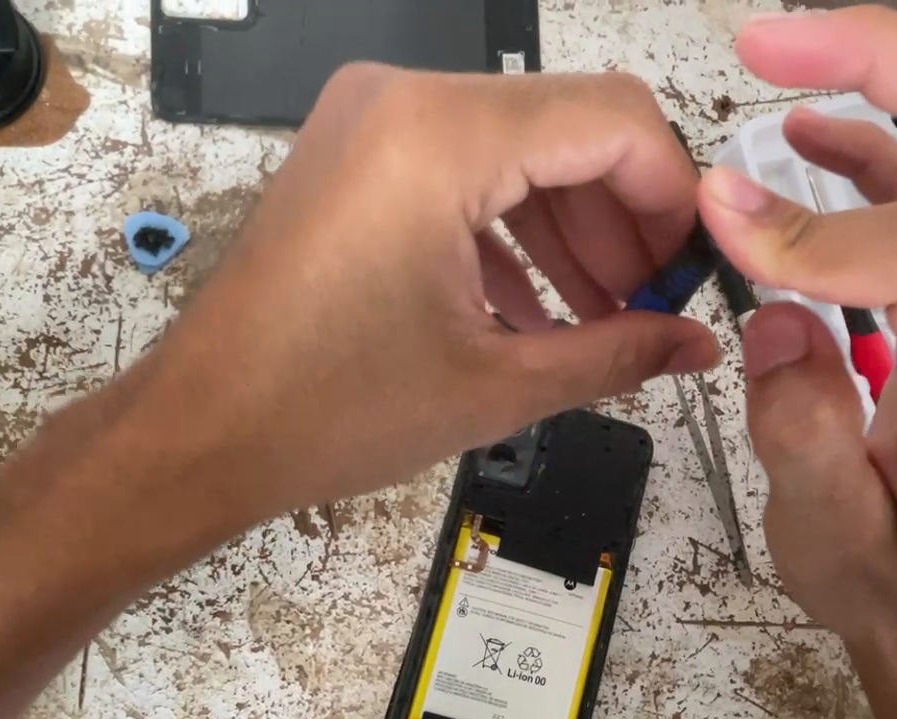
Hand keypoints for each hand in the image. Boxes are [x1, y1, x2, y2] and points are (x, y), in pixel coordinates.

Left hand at [137, 64, 720, 520]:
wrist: (204, 435)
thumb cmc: (327, 414)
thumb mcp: (494, 389)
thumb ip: (612, 356)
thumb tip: (692, 346)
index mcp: (440, 140)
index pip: (613, 120)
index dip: (673, 196)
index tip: (690, 270)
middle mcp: (402, 104)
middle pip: (566, 132)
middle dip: (622, 224)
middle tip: (648, 310)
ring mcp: (369, 129)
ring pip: (514, 159)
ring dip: (568, 239)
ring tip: (598, 325)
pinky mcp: (353, 167)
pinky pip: (459, 182)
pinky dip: (507, 241)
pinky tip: (534, 314)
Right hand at [698, 7, 896, 659]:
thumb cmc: (883, 579)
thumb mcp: (824, 534)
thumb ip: (800, 432)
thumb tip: (771, 310)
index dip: (816, 229)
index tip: (716, 222)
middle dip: (894, 58)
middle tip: (773, 44)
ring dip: (892, 72)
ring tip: (777, 62)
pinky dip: (888, 135)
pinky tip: (811, 134)